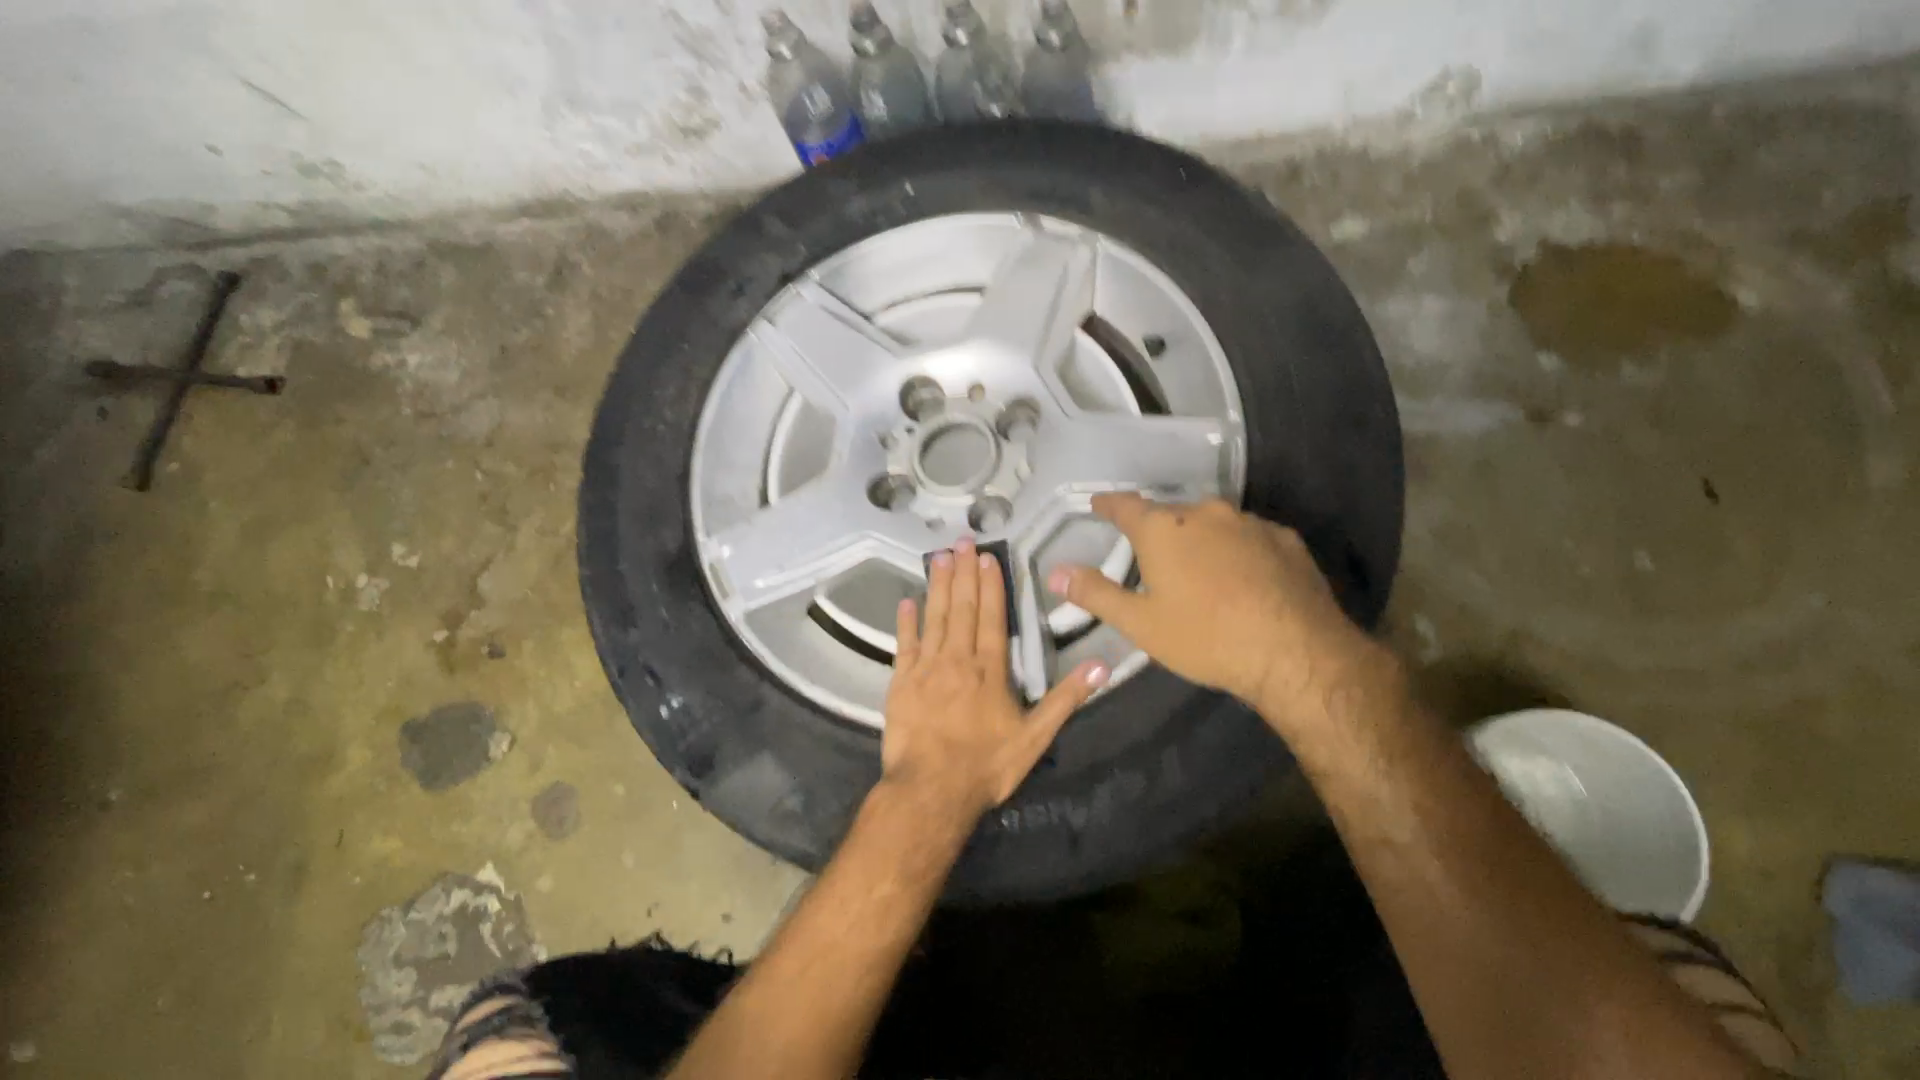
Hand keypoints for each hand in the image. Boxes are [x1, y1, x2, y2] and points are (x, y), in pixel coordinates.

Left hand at [882, 536, 1110, 816]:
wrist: (930, 791)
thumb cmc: (986, 766)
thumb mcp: (1036, 737)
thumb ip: (1066, 699)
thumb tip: (1102, 666)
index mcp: (990, 670)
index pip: (993, 617)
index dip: (992, 585)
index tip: (989, 557)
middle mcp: (958, 659)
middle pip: (962, 608)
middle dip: (964, 573)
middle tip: (962, 541)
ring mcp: (926, 669)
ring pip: (934, 618)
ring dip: (937, 586)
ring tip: (938, 556)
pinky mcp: (900, 683)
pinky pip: (904, 644)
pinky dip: (906, 622)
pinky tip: (906, 601)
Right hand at [1046, 494, 1387, 723]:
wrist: (1296, 652)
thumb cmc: (1206, 638)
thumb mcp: (1141, 624)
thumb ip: (1095, 594)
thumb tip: (1054, 572)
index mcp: (1163, 529)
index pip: (1125, 505)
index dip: (1109, 505)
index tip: (1098, 504)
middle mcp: (1205, 513)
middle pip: (1171, 513)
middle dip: (1159, 529)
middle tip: (1151, 555)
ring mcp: (1250, 523)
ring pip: (1213, 523)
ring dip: (1201, 539)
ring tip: (1200, 569)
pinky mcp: (1285, 539)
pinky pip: (1249, 537)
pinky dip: (1238, 550)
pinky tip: (1243, 578)